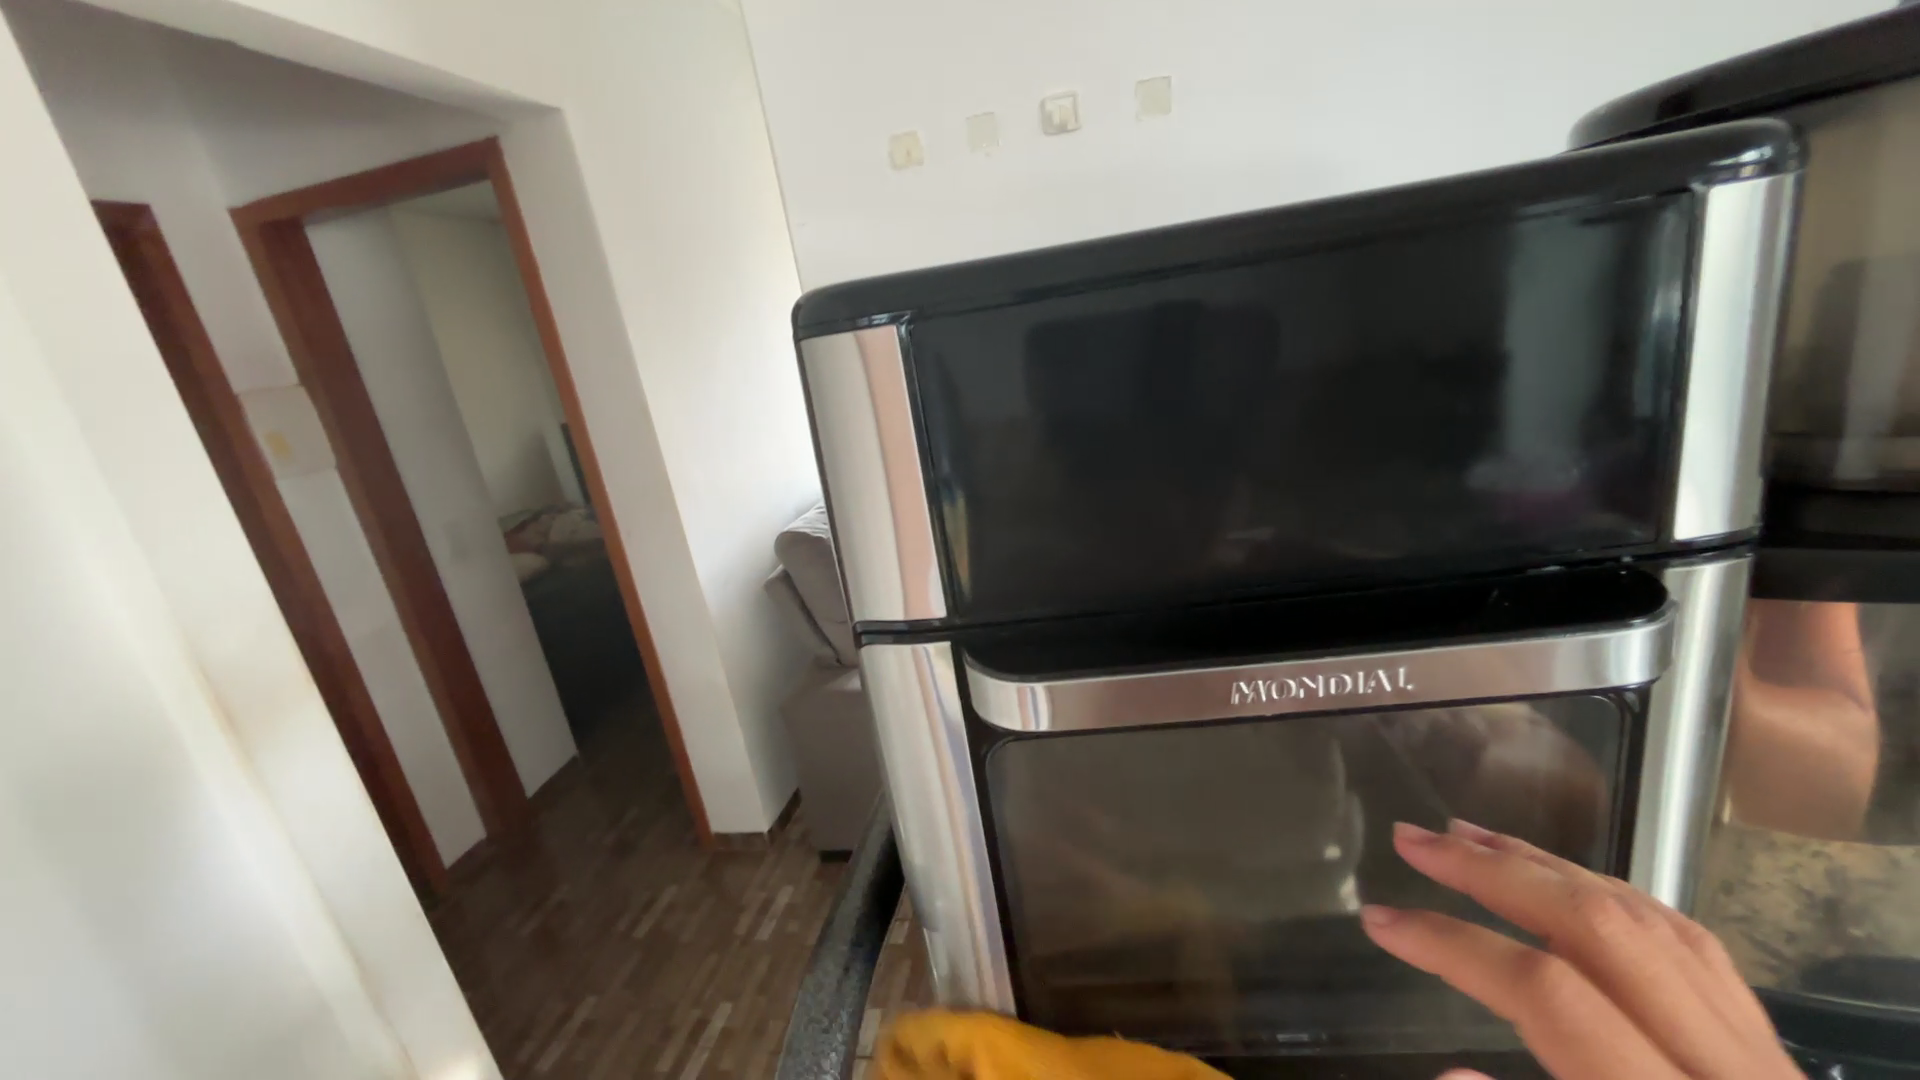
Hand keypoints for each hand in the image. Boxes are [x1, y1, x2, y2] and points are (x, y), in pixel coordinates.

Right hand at [1359, 820, 1799, 1079]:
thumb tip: (1446, 1072)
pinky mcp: (1772, 1048)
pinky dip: (1609, 891)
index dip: (1452, 945)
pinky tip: (1561, 876)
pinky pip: (1687, 940)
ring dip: (1542, 865)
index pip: (1548, 993)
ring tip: (1467, 834)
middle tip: (1412, 840)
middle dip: (1490, 871)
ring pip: (1645, 920)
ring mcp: (1760, 1054)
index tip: (1379, 920)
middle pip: (1598, 929)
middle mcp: (1725, 1070)